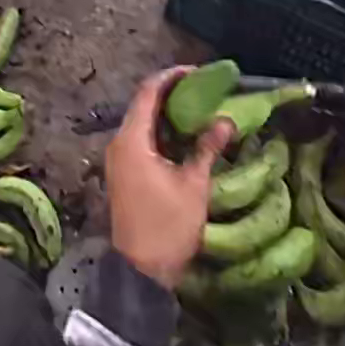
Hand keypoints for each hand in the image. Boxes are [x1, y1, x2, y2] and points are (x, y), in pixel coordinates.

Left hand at [105, 67, 233, 289]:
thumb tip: (225, 120)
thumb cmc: (167, 226)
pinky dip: (162, 131)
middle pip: (143, 104)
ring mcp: (119, 159)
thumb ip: (207, 147)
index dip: (171, 76)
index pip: (148, 92)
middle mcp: (119, 144)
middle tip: (204, 87)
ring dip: (168, 112)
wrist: (140, 273)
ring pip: (142, 122)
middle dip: (172, 92)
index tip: (198, 71)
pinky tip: (186, 134)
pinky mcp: (124, 172)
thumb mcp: (193, 185)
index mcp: (132, 141)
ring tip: (200, 106)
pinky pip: (142, 139)